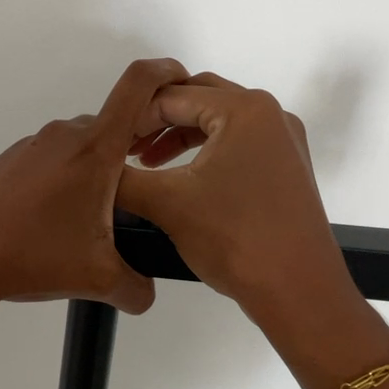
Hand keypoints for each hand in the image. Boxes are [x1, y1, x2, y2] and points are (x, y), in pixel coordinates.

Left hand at [0, 58, 189, 343]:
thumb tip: (142, 294)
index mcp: (94, 150)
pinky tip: (53, 223)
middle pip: (113, 127)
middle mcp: (63, 137)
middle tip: (142, 191)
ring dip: (95, 174)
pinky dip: (63, 182)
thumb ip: (135, 287)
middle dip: (134, 152)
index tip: (183, 78)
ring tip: (92, 221)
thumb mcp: (96, 278)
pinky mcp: (9, 162)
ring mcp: (32, 147)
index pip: (139, 86)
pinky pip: (50, 161)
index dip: (167, 72)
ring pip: (80, 148)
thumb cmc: (25, 254)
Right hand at [117, 73, 366, 337]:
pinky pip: (236, 142)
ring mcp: (283, 140)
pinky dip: (203, 151)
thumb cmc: (233, 239)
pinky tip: (179, 177)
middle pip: (198, 98)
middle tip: (123, 147)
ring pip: (217, 120)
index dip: (133, 118)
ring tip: (144, 162)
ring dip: (178, 135)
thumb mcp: (165, 203)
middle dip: (156, 119)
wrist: (297, 291)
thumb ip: (120, 178)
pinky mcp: (286, 166)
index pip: (171, 96)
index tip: (105, 145)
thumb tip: (91, 168)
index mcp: (244, 109)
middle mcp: (269, 113)